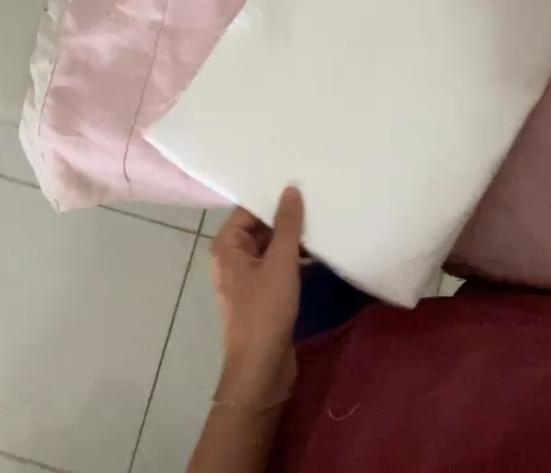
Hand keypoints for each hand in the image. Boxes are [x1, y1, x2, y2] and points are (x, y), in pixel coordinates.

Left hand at [209, 187, 305, 407]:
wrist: (261, 367)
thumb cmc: (265, 309)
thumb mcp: (281, 261)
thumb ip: (287, 224)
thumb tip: (290, 188)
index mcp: (227, 246)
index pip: (249, 208)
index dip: (272, 196)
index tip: (299, 182)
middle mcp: (233, 257)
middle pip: (260, 226)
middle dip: (286, 217)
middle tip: (317, 197)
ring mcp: (247, 277)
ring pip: (271, 247)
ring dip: (294, 238)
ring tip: (323, 220)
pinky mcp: (262, 294)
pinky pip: (278, 265)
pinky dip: (295, 258)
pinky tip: (320, 253)